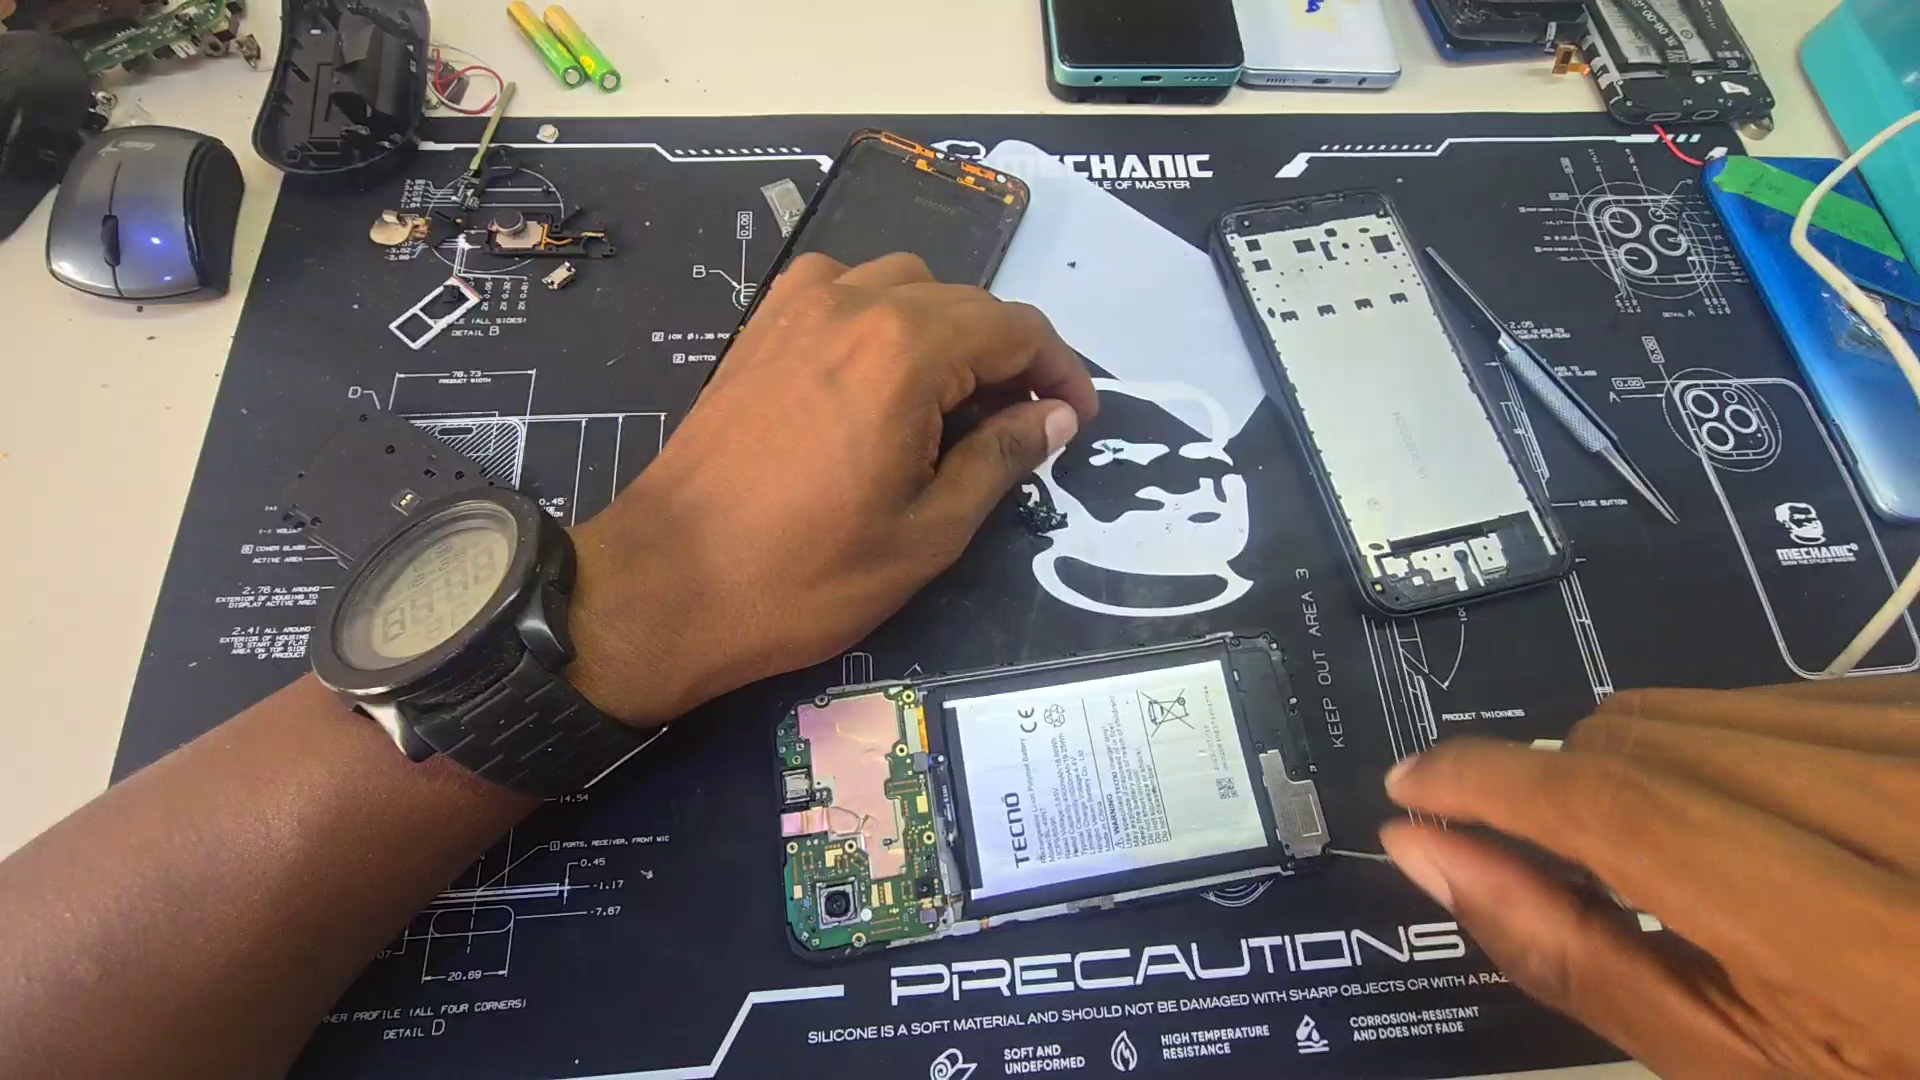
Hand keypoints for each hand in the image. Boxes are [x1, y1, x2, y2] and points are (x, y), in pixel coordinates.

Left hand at [563, 252, 1096, 726]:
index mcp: (905, 350)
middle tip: (1023, 426)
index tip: (1076, 419)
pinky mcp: (761, 327)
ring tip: (954, 405)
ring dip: (949, 335)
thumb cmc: (806, 576)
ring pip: (908, 287)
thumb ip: (1001, 458)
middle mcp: (854, 302)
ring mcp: (798, 307)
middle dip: (1011, 357)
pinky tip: (881, 377)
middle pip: (966, 303)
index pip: (1016, 329)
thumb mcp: (928, 532)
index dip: (1061, 370)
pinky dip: (885, 321)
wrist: (667, 585)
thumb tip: (1055, 415)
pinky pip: (846, 292)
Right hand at [1378, 681, 1919, 1078]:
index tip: (1410, 789)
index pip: (1615, 809)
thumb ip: (1567, 949)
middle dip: (1562, 789)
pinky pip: (1767, 689)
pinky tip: (1776, 808)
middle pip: (1631, 738)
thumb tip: (1416, 844)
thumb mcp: (1743, 1067)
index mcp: (1886, 949)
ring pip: (1683, 705)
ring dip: (1635, 764)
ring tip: (1691, 842)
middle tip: (1579, 858)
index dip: (1485, 784)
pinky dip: (1718, 742)